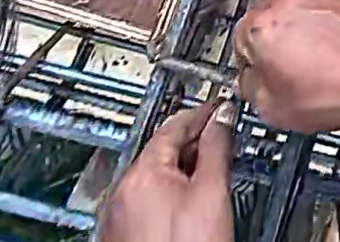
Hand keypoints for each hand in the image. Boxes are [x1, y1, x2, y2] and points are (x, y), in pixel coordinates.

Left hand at [100, 104, 232, 241]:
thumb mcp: (211, 194)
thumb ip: (217, 147)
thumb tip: (222, 117)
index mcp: (140, 174)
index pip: (175, 125)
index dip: (204, 114)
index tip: (222, 110)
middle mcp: (120, 193)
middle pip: (163, 151)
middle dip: (194, 145)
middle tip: (222, 142)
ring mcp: (117, 220)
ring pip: (156, 178)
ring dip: (183, 172)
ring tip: (210, 177)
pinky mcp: (120, 241)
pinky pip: (147, 204)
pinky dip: (170, 197)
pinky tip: (191, 209)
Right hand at [235, 0, 339, 132]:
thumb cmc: (328, 90)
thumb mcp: (271, 109)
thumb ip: (248, 86)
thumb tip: (248, 77)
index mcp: (259, 29)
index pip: (239, 39)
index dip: (250, 60)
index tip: (261, 71)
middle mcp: (281, 4)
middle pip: (263, 20)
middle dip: (271, 40)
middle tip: (286, 65)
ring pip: (288, 9)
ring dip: (293, 26)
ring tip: (311, 54)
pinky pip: (312, 3)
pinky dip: (315, 17)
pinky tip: (325, 41)